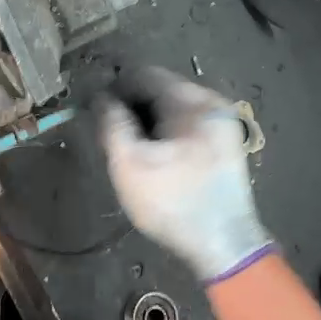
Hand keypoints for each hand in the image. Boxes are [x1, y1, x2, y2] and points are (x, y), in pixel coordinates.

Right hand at [97, 67, 272, 283]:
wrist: (225, 245)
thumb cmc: (172, 202)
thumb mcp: (128, 163)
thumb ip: (111, 122)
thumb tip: (101, 97)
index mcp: (191, 102)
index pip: (143, 73)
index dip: (113, 87)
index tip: (94, 109)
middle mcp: (211, 103)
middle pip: (159, 88)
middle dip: (131, 106)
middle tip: (110, 133)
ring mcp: (222, 123)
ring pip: (172, 107)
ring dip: (147, 120)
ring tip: (130, 147)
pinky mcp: (225, 143)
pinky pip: (186, 123)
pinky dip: (166, 131)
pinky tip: (154, 156)